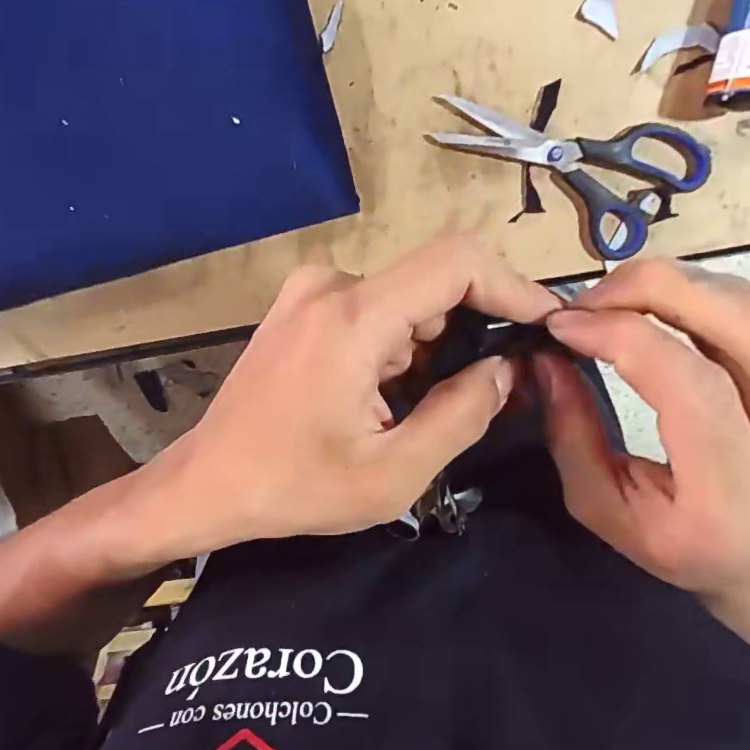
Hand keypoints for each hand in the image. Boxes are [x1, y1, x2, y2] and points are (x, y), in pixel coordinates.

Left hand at [0, 236, 559, 657]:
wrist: (206, 485)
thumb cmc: (294, 487)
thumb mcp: (395, 473)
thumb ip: (463, 414)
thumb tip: (507, 369)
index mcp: (354, 318)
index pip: (459, 261)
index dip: (513, 286)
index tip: (544, 325)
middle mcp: (332, 284)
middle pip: (437, 280)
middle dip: (475, 328)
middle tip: (493, 386)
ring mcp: (312, 290)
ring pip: (411, 298)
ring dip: (436, 345)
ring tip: (424, 405)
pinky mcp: (306, 305)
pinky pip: (380, 307)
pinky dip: (405, 343)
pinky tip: (391, 394)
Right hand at [534, 259, 749, 607]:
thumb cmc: (676, 554)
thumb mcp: (603, 509)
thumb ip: (572, 434)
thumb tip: (549, 356)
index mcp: (736, 505)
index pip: (695, 390)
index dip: (628, 338)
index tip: (566, 324)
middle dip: (663, 289)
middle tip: (594, 296)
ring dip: (686, 287)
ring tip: (623, 299)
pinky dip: (707, 298)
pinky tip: (665, 308)